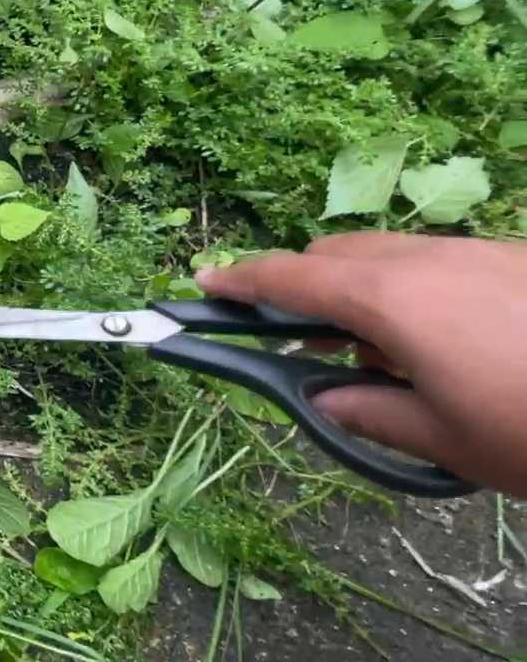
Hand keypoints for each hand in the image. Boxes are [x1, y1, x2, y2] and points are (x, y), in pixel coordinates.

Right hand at [197, 234, 526, 495]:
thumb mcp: (456, 443)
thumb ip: (370, 413)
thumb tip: (329, 399)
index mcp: (390, 298)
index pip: (284, 276)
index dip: (236, 280)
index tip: (203, 284)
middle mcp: (432, 261)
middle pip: (337, 252)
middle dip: (306, 282)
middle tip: (309, 337)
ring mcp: (493, 256)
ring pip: (399, 256)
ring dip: (371, 289)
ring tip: (399, 350)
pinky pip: (456, 265)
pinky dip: (430, 291)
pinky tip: (473, 343)